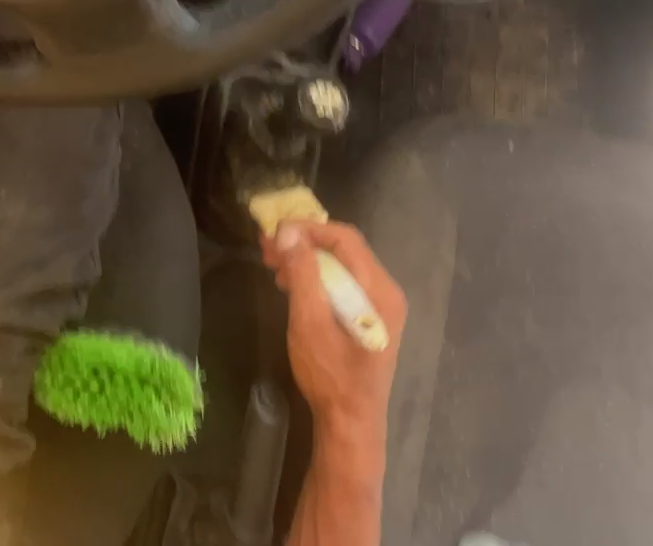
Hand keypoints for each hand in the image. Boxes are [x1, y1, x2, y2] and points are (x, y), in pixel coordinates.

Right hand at [262, 221, 407, 438]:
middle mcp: (385, 290)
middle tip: (267, 246)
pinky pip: (342, 283)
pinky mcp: (368, 318)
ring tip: (272, 263)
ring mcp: (379, 305)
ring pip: (340, 265)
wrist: (349, 423)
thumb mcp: (309, 319)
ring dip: (305, 258)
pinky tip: (291, 283)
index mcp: (379, 288)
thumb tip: (287, 232)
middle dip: (303, 242)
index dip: (307, 227)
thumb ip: (302, 272)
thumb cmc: (329, 372)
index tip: (275, 231)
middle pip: (343, 249)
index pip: (344, 238)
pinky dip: (315, 276)